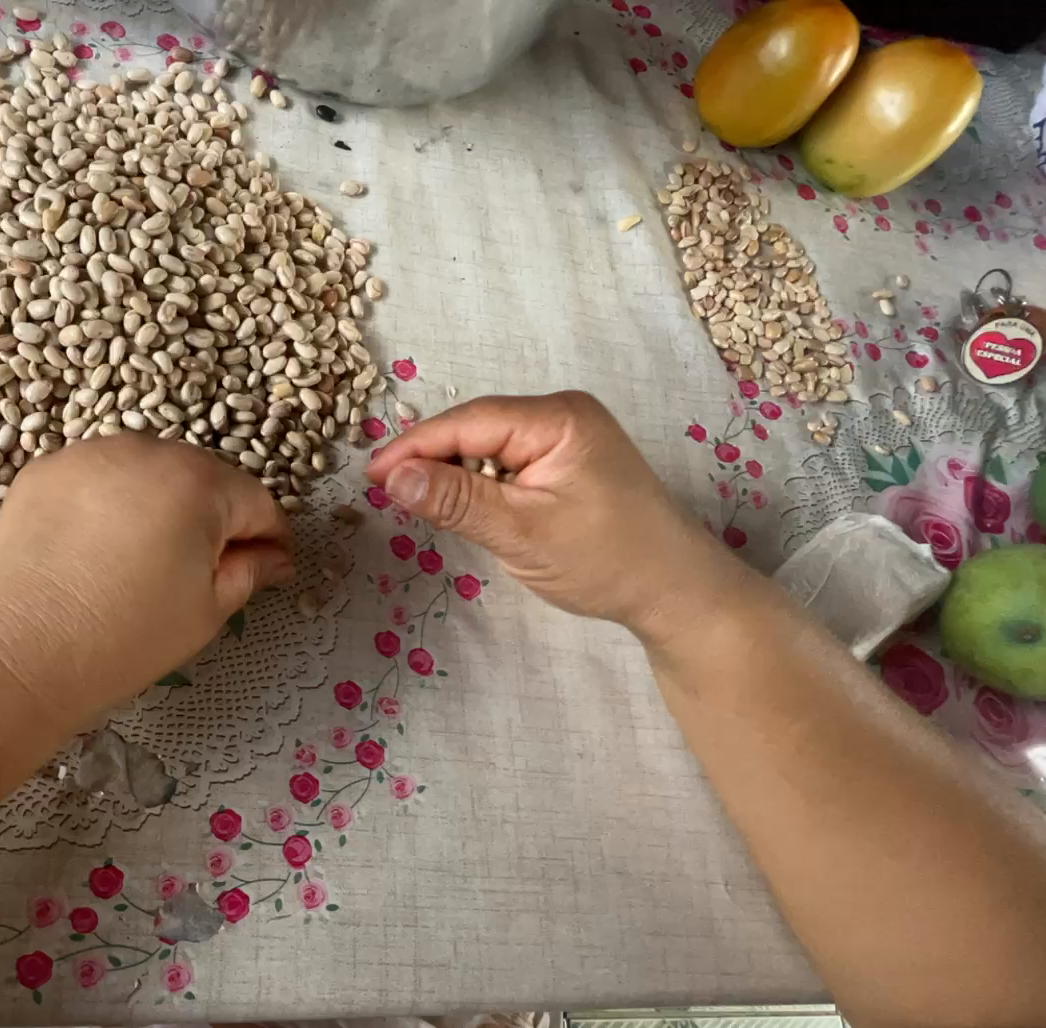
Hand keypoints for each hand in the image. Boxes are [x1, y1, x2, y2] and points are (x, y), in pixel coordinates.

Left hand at [0, 435, 294, 728]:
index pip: (256, 502)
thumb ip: (250, 571)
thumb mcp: (206, 610)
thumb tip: (276, 557)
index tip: (268, 566)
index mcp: (198, 482)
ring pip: (150, 472)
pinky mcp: (47, 467)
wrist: (16, 651)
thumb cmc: (125, 638)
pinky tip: (96, 547)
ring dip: (161, 504)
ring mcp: (90, 452)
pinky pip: (102, 477)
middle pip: (204, 479)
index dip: (268, 538)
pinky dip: (112, 502)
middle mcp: (146, 450)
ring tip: (141, 558)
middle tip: (198, 570)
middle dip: (213, 518)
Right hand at [365, 392, 751, 641]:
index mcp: (557, 419)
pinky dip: (475, 484)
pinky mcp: (561, 463)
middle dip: (429, 459)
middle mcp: (559, 416)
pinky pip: (502, 463)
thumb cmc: (605, 562)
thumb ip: (455, 501)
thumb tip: (392, 477)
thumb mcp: (521, 533)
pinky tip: (460, 505)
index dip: (413, 446)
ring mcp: (563, 438)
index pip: (467, 423)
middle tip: (385, 492)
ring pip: (484, 448)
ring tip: (415, 502)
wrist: (676, 593)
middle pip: (473, 430)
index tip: (370, 475)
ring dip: (450, 473)